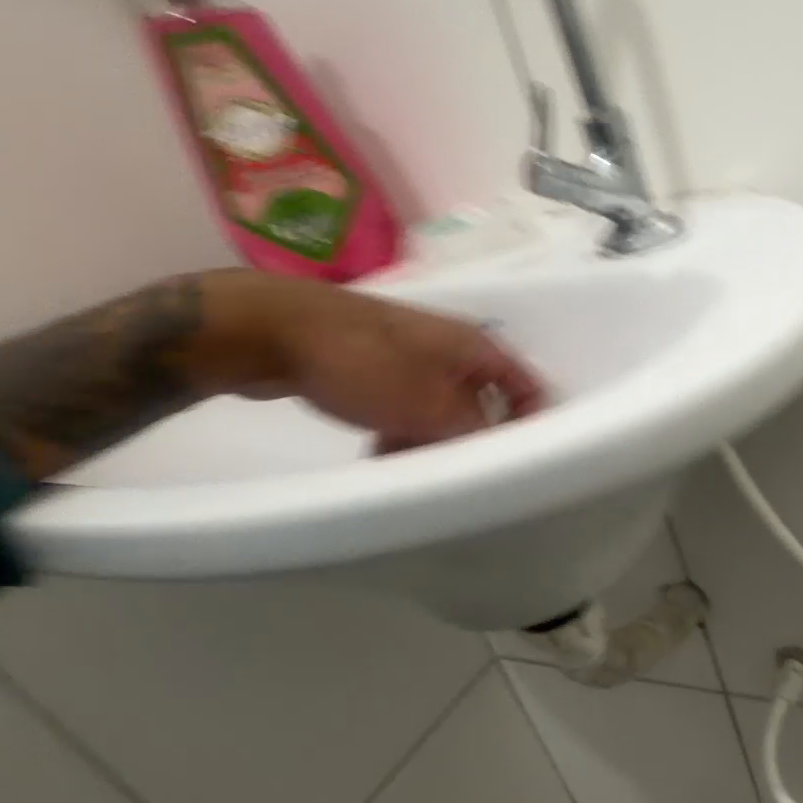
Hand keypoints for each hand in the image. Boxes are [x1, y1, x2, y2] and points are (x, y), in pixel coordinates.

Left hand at [0, 269, 545, 482]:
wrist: (271, 330)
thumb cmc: (363, 364)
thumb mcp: (431, 408)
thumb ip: (476, 433)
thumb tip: (500, 453)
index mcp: (474, 346)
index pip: (527, 385)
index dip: (530, 422)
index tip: (515, 461)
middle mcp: (450, 347)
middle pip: (482, 403)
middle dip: (469, 441)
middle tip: (454, 472)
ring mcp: (411, 354)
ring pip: (440, 408)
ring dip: (431, 442)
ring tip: (405, 467)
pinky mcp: (376, 364)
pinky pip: (407, 404)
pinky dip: (402, 429)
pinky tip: (378, 453)